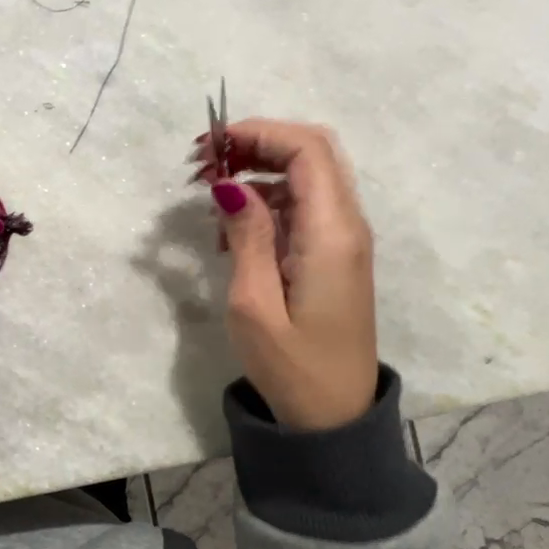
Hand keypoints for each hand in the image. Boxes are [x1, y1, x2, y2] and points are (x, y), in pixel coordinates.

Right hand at [197, 120, 378, 430]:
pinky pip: (301, 208)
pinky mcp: (332, 256)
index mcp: (331, 233)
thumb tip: (229, 185)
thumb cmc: (290, 365)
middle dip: (256, 144)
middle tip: (201, 164)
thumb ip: (247, 237)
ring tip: (206, 196)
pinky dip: (265, 201)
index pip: (307, 150)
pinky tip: (230, 228)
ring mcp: (342, 241)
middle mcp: (346, 226)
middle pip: (311, 153)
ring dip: (257, 172)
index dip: (258, 133)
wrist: (333, 415)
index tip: (207, 147)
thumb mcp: (253, 304)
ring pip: (306, 178)